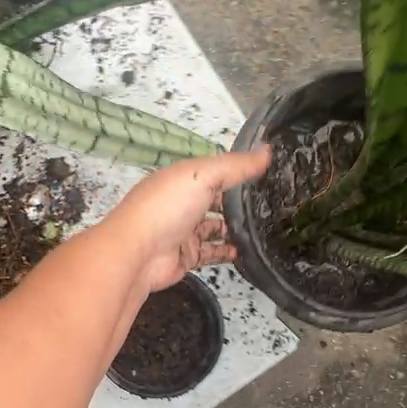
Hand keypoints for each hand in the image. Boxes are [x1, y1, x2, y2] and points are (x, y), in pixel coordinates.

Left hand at [102, 147, 270, 292]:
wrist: (137, 253)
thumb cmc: (167, 207)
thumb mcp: (204, 176)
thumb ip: (236, 166)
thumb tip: (267, 151)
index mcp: (182, 179)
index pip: (214, 171)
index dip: (237, 171)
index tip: (265, 172)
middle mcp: (181, 203)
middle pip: (213, 200)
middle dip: (236, 202)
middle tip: (268, 204)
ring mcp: (183, 231)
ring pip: (213, 228)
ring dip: (233, 228)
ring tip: (262, 228)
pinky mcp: (186, 256)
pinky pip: (211, 253)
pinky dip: (226, 252)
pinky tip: (244, 251)